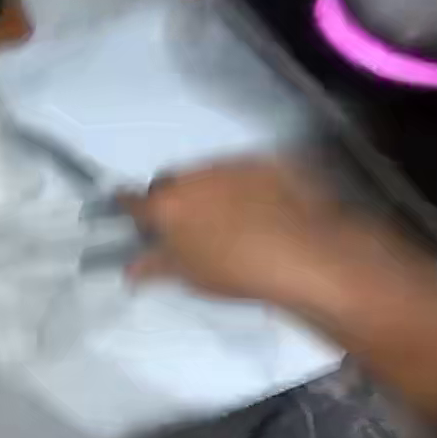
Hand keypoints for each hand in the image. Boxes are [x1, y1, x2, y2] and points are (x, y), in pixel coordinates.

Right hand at [119, 159, 418, 308]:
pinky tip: (260, 207)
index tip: (133, 214)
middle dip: (171, 198)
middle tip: (187, 225)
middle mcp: (190, 178)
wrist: (309, 257)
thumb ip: (152, 267)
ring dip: (207, 190)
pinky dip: (242, 185)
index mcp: (166, 206)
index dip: (127, 207)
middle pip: (168, 182)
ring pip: (204, 174)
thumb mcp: (188, 276)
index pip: (130, 199)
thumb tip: (129, 269)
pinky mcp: (264, 162)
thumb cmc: (237, 272)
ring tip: (230, 217)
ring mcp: (228, 166)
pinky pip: (241, 170)